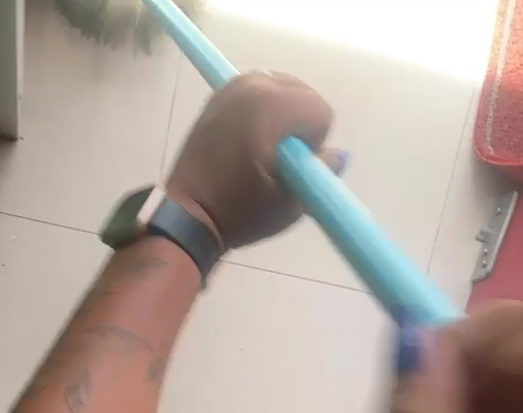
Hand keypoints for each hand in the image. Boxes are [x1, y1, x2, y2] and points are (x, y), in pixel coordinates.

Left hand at [165, 72, 342, 249]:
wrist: (187, 217)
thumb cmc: (239, 214)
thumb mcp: (288, 205)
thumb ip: (320, 173)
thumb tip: (336, 154)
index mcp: (272, 108)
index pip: (319, 112)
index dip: (314, 145)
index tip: (294, 169)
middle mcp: (253, 85)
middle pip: (301, 94)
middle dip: (299, 125)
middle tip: (279, 162)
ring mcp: (231, 87)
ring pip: (279, 89)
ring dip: (281, 116)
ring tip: (263, 151)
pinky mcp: (217, 96)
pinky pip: (255, 93)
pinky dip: (260, 111)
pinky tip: (249, 140)